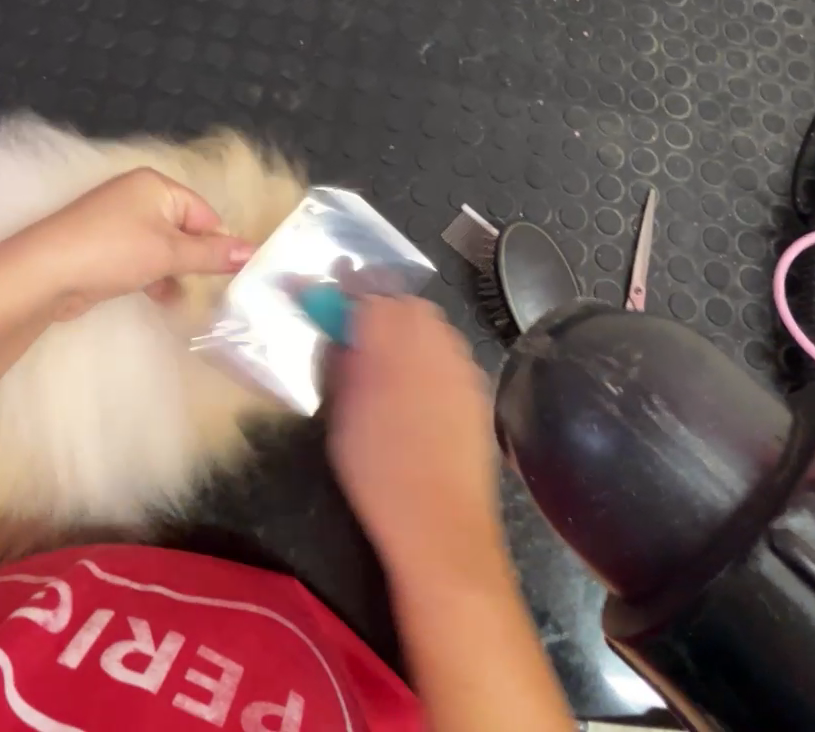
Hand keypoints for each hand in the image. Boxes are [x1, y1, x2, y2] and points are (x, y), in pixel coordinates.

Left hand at [24, 168, 254, 318]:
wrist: (43, 275)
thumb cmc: (113, 251)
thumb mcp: (170, 252)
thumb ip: (213, 254)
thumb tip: (253, 252)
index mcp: (157, 185)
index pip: (205, 214)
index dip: (217, 244)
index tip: (227, 274)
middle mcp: (138, 196)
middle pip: (185, 229)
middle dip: (195, 260)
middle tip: (207, 287)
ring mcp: (118, 221)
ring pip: (164, 247)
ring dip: (175, 272)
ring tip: (179, 295)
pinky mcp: (104, 246)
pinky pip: (142, 258)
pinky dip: (153, 276)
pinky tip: (159, 297)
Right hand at [325, 298, 505, 581]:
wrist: (441, 522)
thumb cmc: (378, 477)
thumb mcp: (342, 420)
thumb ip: (344, 367)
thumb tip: (343, 336)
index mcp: (390, 350)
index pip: (370, 297)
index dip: (350, 293)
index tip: (334, 297)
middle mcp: (433, 347)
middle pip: (408, 304)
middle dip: (384, 308)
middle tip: (361, 332)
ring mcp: (462, 366)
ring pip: (435, 327)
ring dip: (410, 330)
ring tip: (390, 360)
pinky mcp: (480, 389)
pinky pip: (453, 354)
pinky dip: (433, 356)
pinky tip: (421, 387)